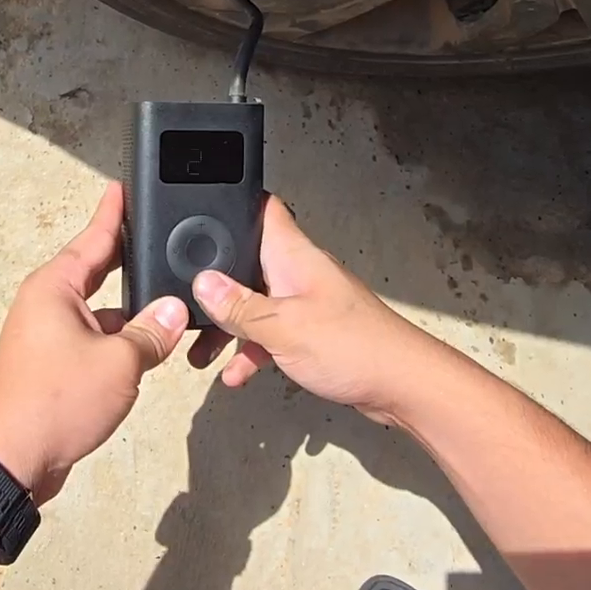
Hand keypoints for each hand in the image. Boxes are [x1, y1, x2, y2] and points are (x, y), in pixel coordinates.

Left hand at [0, 183, 189, 501]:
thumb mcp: (119, 362)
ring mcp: (49, 334)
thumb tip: (175, 311)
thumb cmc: (57, 400)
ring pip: (100, 309)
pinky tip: (149, 344)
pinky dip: (119, 338)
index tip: (123, 187)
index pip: (93, 238)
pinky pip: (94, 338)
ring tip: (169, 297)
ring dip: (130, 309)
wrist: (11, 459)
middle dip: (128, 257)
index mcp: (56, 287)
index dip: (113, 213)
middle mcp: (49, 303)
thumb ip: (153, 332)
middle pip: (97, 270)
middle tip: (158, 234)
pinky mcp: (54, 364)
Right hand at [187, 196, 443, 424]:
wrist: (404, 387)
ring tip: (202, 351)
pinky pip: (271, 333)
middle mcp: (298, 271)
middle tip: (186, 298)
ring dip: (230, 325)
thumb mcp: (283, 327)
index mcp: (293, 255)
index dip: (233, 201)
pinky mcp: (313, 331)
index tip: (201, 205)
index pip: (263, 208)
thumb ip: (239, 306)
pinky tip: (238, 374)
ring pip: (256, 302)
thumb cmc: (355, 346)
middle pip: (248, 261)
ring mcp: (306, 301)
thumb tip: (203, 283)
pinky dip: (253, 349)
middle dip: (215, 280)